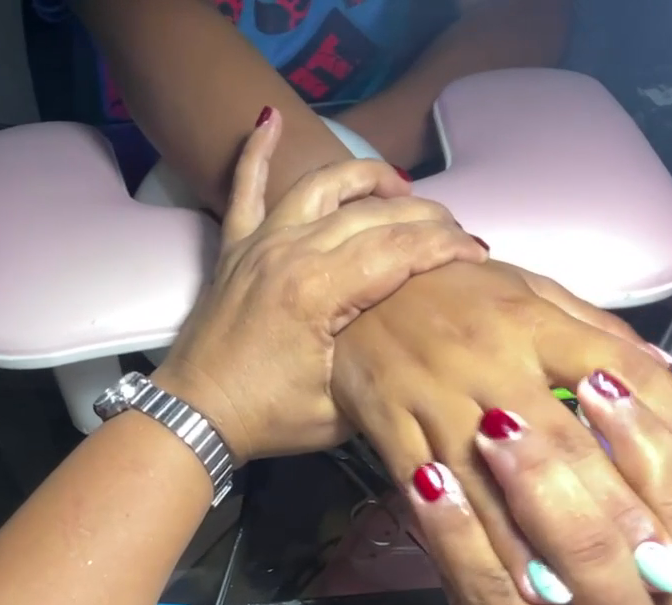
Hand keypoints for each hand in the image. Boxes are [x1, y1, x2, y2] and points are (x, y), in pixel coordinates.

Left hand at [154, 110, 488, 462]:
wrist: (193, 415)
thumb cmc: (265, 420)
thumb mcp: (337, 412)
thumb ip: (380, 374)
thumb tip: (416, 348)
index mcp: (319, 292)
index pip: (399, 250)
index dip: (446, 247)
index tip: (477, 253)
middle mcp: (291, 252)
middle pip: (371, 214)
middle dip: (423, 217)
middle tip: (451, 232)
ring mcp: (259, 244)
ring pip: (321, 187)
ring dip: (366, 178)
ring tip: (399, 188)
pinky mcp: (233, 249)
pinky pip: (244, 187)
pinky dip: (256, 151)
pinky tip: (271, 118)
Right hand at [330, 258, 671, 600]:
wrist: (360, 289)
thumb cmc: (459, 293)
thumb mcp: (535, 292)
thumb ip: (597, 335)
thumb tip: (662, 379)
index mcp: (539, 321)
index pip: (624, 370)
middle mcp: (493, 358)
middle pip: (564, 440)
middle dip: (612, 511)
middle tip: (655, 575)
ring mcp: (436, 392)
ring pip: (491, 473)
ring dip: (530, 536)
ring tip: (572, 594)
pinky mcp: (389, 421)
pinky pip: (426, 480)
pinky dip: (458, 525)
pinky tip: (485, 567)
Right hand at [403, 370, 671, 604]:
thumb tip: (441, 528)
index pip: (498, 598)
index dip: (459, 535)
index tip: (426, 474)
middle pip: (582, 553)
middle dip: (535, 481)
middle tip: (494, 421)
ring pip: (648, 523)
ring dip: (610, 450)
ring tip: (572, 389)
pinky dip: (661, 453)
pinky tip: (630, 406)